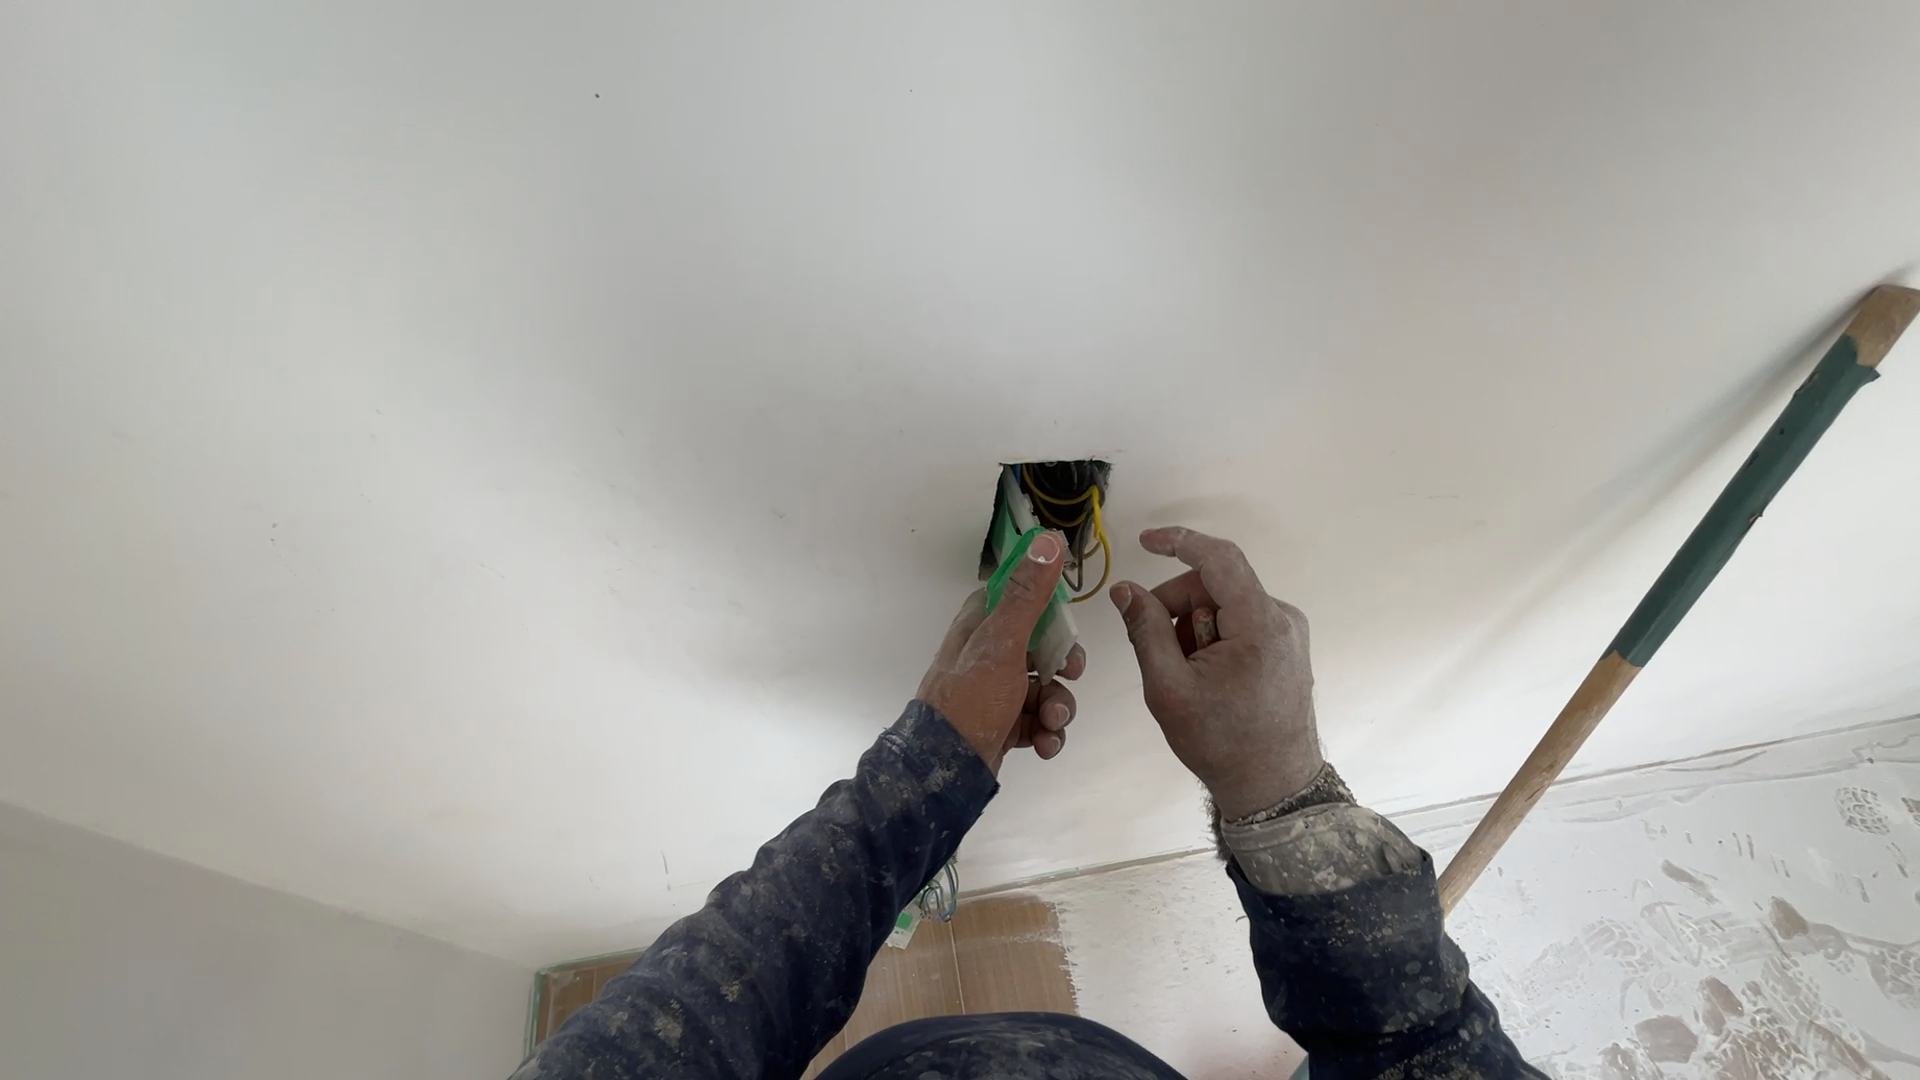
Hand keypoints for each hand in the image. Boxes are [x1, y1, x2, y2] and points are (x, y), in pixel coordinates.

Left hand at [918, 530, 1084, 772]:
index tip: (1066, 626)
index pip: (1021, 600)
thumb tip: (1049, 540)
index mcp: (980, 625)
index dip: (1049, 611)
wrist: (944, 771)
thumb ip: (1028, 595)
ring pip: (1045, 688)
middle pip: (1042, 647)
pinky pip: (1038, 720)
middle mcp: (987, 653)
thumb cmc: (971, 699)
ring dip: (1058, 707)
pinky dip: (1047, 733)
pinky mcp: (1003, 724)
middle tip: (1070, 676)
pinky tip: (1045, 745)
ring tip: (1051, 725)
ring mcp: (995, 691)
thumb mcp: (1001, 643)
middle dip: (1063, 667)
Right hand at [1109, 526, 1322, 819]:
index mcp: (1259, 625)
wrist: (1273, 787)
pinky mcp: (1285, 645)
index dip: (1178, 542)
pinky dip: (1210, 637)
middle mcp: (1281, 618)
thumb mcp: (1168, 687)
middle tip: (1155, 649)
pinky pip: (1237, 621)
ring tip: (1185, 673)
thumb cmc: (1220, 741)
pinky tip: (1203, 672)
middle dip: (1176, 607)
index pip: (1218, 560)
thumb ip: (1145, 630)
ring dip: (1192, 627)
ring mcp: (1286, 632)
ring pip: (1222, 604)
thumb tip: (1124, 589)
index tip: (1143, 542)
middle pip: (1214, 585)